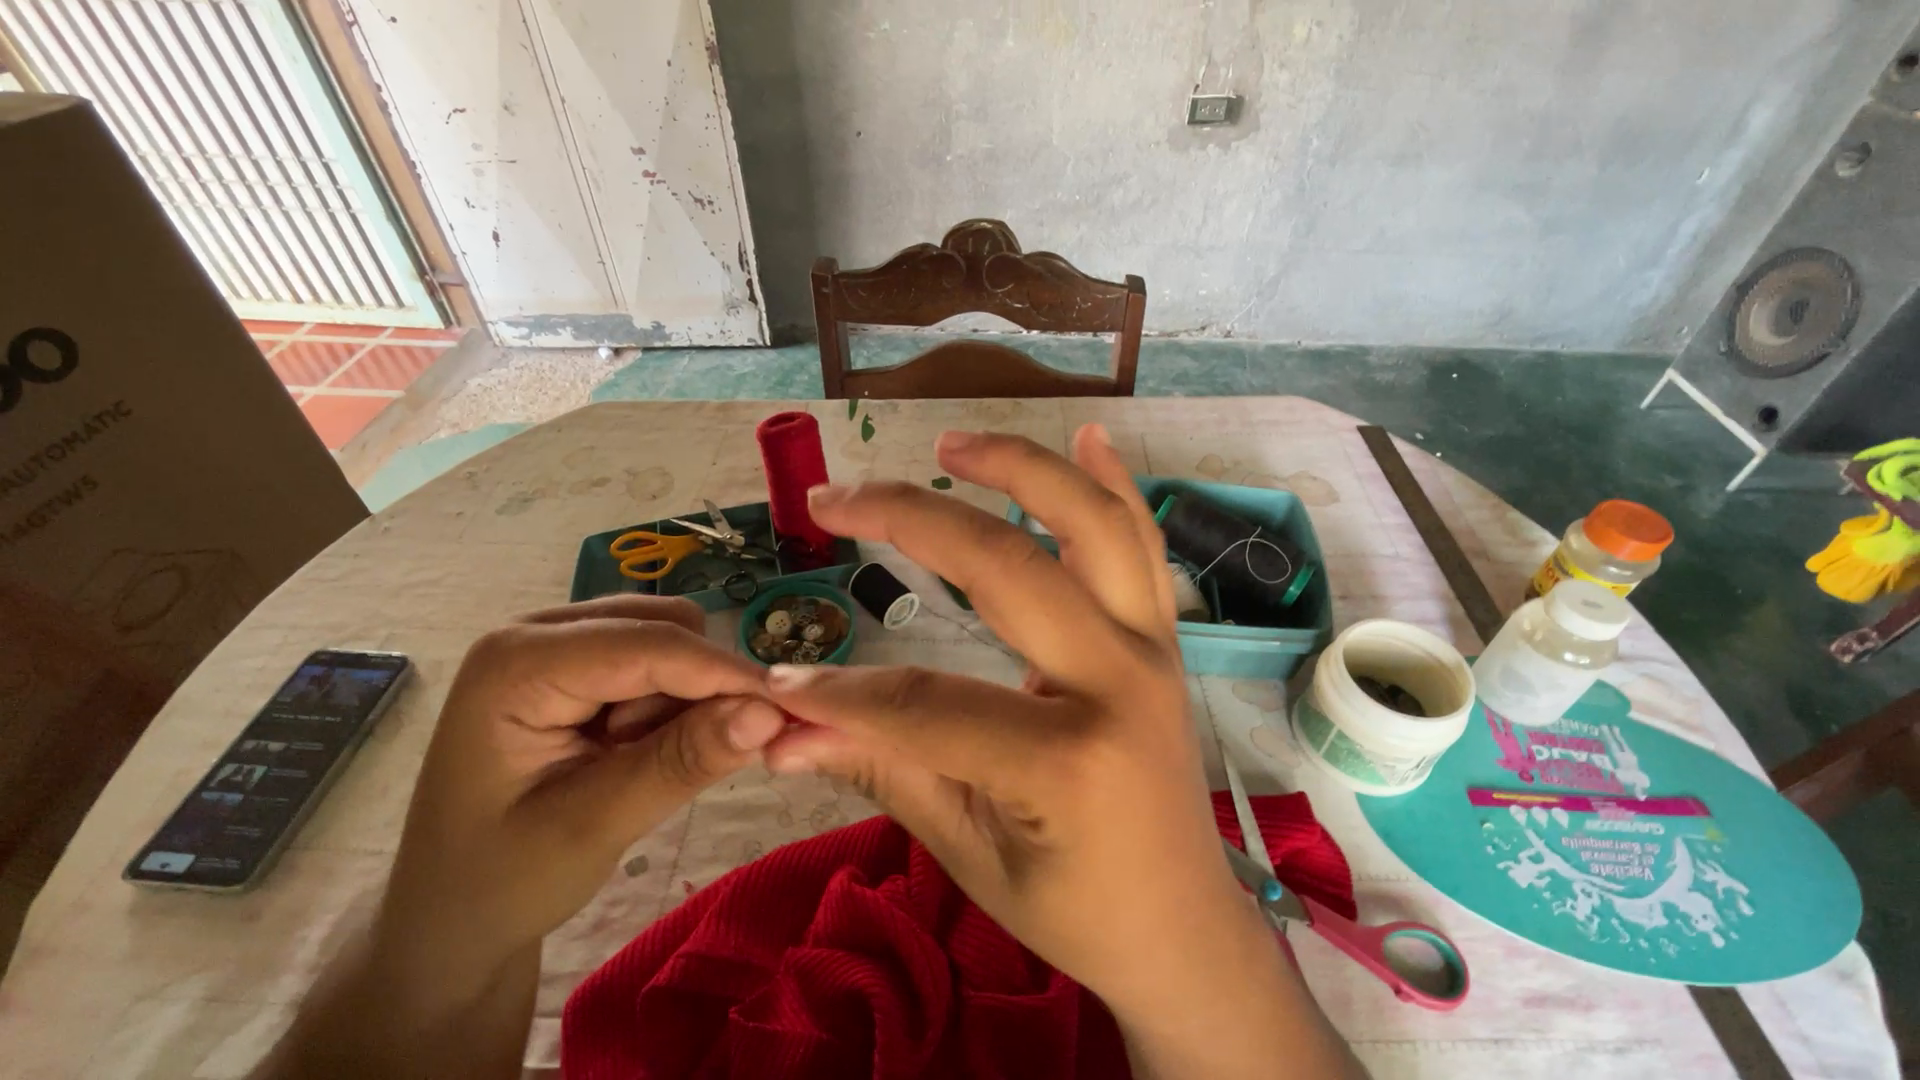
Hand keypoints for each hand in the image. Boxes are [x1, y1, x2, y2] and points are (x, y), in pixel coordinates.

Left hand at [376, 595, 784, 980]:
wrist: (451, 915)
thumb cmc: (503, 881)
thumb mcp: (595, 827)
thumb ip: (681, 763)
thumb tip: (769, 714)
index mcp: (517, 663)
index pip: (648, 644)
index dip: (723, 673)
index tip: (790, 712)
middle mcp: (535, 632)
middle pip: (662, 628)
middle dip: (696, 688)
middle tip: (682, 763)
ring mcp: (554, 644)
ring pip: (667, 639)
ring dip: (681, 698)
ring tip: (638, 763)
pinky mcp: (575, 664)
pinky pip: (654, 660)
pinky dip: (669, 703)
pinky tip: (634, 750)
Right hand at [761, 427, 1359, 1076]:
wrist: (1184, 927)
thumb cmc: (1077, 909)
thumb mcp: (970, 852)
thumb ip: (882, 771)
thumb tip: (780, 729)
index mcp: (1069, 758)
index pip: (927, 701)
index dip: (841, 692)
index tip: (778, 683)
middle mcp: (1121, 681)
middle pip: (1008, 569)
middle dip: (909, 522)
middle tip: (834, 500)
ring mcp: (1155, 651)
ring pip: (1094, 527)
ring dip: (1021, 470)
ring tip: (949, 443)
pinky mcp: (1165, 642)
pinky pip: (1144, 549)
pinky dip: (1115, 487)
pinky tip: (1088, 436)